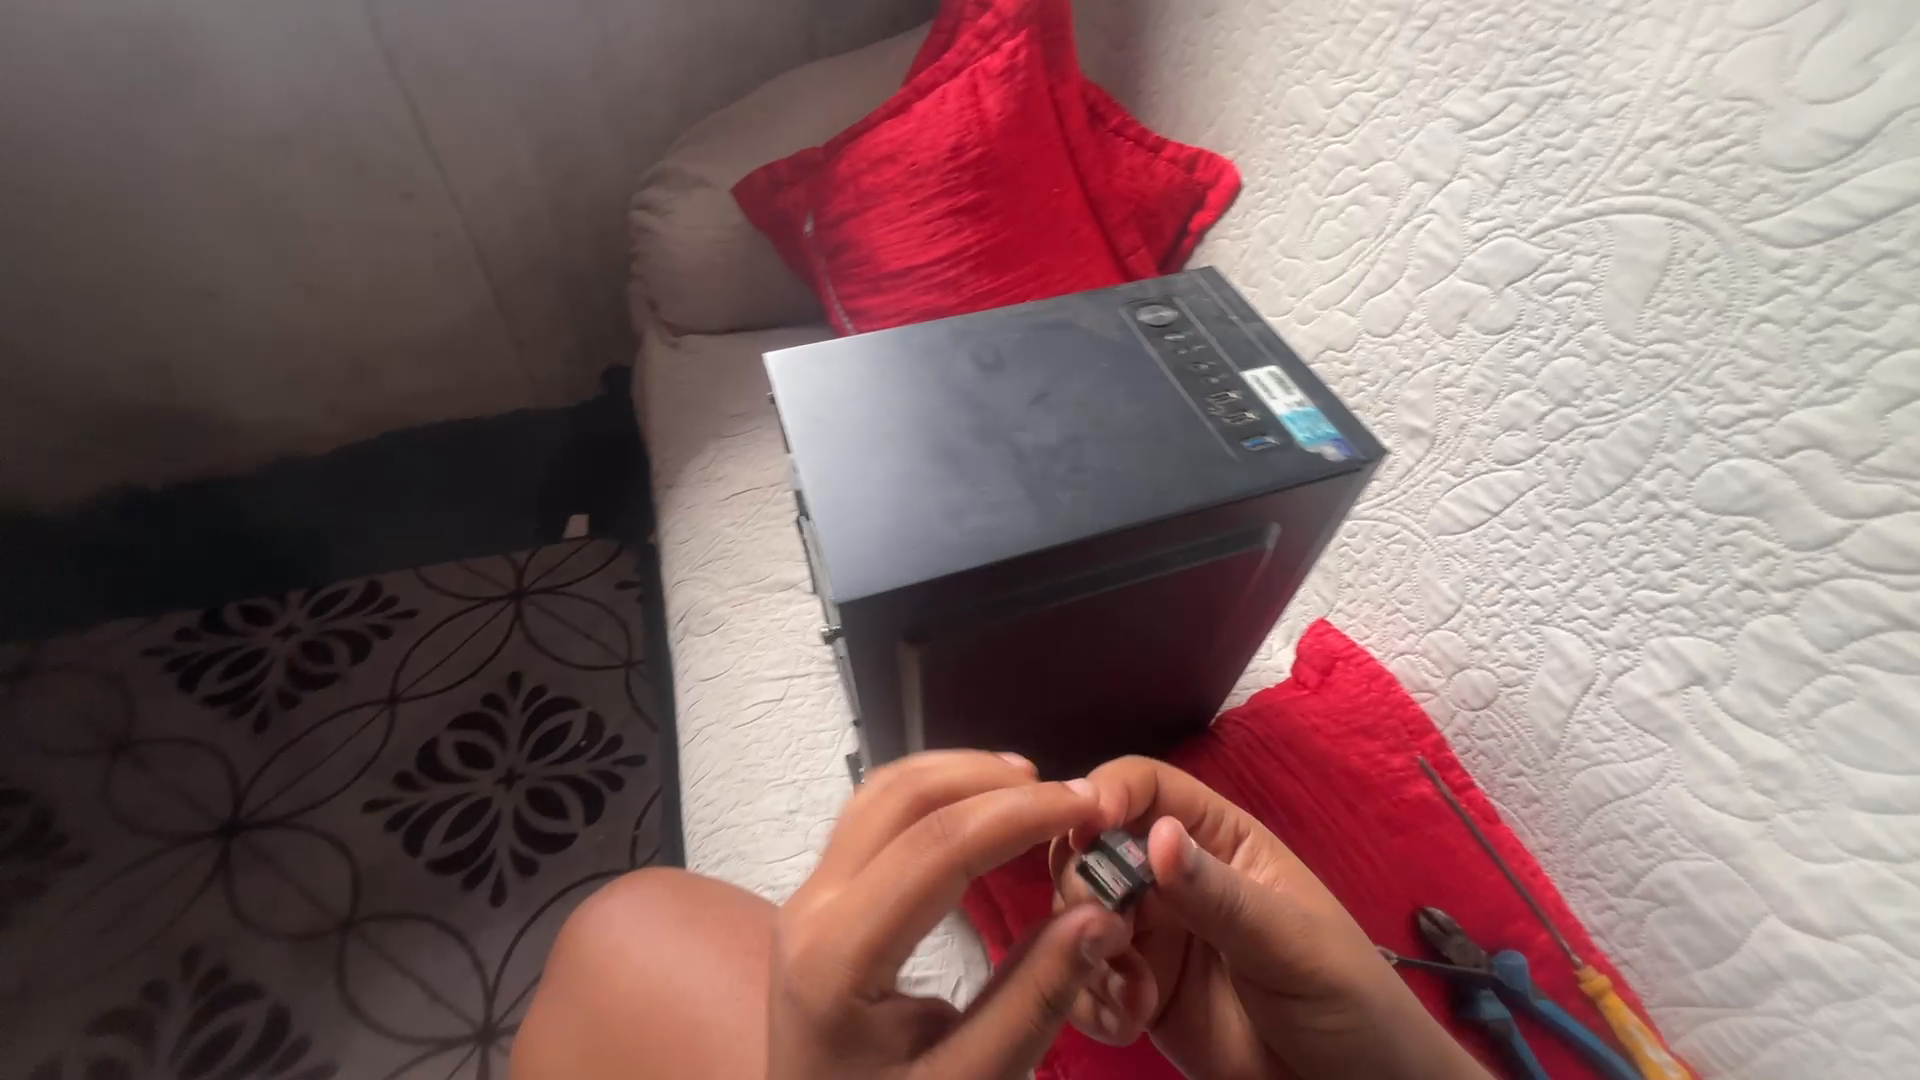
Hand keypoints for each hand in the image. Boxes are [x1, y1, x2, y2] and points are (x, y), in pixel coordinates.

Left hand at [769, 750, 1131, 1079]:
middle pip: (903, 798)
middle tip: (1066, 794)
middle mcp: (812, 906)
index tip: (1084, 806)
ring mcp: (810, 894)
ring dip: (959, 773)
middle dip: (991, 780)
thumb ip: (1033, 1001)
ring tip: (1029, 784)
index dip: (1018, 814)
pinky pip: (874, 811)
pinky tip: (977, 799)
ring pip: (883, 790)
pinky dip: (933, 790)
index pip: (936, 847)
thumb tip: (1100, 915)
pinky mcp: (821, 894)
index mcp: (837, 958)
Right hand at [1051, 757, 1491, 1079]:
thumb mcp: (1290, 943)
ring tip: (1130, 991)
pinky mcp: (1133, 986)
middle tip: (1106, 930)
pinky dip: (1087, 993)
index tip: (1084, 827)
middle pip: (1095, 842)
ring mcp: (1149, 930)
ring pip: (1078, 905)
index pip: (1148, 786)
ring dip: (1083, 941)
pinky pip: (1082, 971)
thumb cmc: (1346, 1001)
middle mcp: (1171, 874)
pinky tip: (1127, 1024)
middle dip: (1085, 878)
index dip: (1109, 790)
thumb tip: (1159, 834)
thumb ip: (1221, 894)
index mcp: (1216, 838)